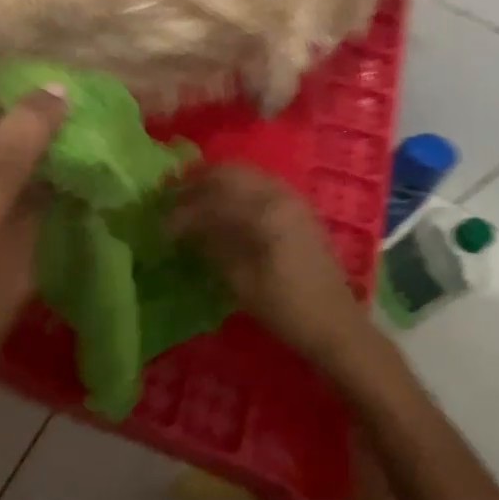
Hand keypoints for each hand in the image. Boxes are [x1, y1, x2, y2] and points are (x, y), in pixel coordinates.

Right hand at [168, 164, 367, 364]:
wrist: (336, 326)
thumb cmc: (286, 308)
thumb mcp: (240, 280)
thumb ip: (211, 245)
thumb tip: (184, 228)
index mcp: (264, 211)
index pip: (212, 199)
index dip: (182, 212)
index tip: (162, 227)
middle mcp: (278, 194)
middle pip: (228, 173)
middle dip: (196, 185)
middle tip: (174, 201)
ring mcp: (292, 198)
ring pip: (244, 174)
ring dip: (215, 183)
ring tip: (194, 201)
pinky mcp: (298, 208)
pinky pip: (259, 183)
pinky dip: (235, 188)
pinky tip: (224, 207)